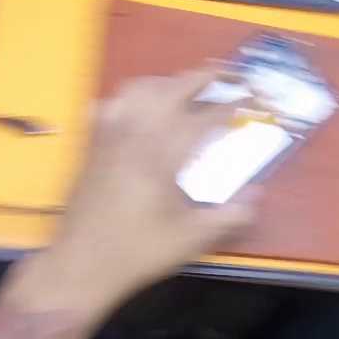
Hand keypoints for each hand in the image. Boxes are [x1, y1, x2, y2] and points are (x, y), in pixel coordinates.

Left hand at [40, 65, 254, 306]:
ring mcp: (107, 137)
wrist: (81, 265)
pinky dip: (125, 100)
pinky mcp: (90, 148)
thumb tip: (256, 193)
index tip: (247, 98)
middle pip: (168, 90)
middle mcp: (133, 135)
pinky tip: (132, 111)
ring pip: (135, 90)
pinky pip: (107, 107)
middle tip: (221, 74)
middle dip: (198, 77)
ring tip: (181, 88)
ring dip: (163, 82)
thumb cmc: (139, 252)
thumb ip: (228, 215)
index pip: (201, 118)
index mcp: (161, 154)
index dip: (227, 106)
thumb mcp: (191, 239)